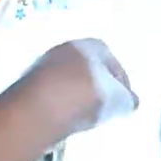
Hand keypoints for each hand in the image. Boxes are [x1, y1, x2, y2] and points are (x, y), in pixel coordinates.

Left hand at [1, 39, 136, 142]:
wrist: (40, 107)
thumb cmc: (85, 96)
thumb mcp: (119, 100)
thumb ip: (128, 99)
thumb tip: (128, 100)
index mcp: (87, 44)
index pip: (111, 58)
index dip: (122, 80)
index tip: (125, 100)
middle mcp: (65, 46)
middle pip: (89, 65)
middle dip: (100, 85)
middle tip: (108, 106)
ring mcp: (46, 61)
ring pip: (71, 76)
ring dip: (80, 92)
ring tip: (89, 114)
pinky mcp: (32, 79)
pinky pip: (56, 88)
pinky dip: (65, 99)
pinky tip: (69, 115)